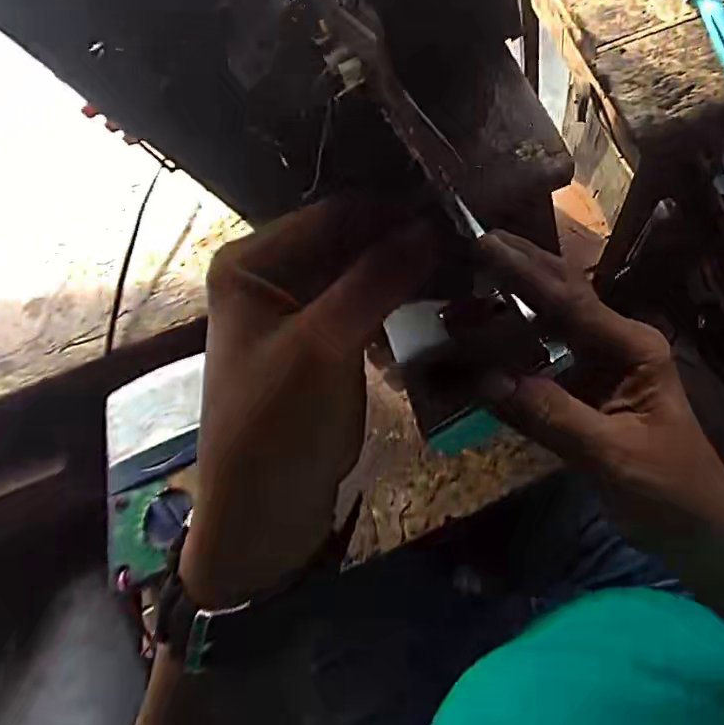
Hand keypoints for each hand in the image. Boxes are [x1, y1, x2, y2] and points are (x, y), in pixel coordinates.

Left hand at [181, 201, 434, 605]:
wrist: (269, 514)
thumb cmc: (275, 426)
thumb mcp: (322, 347)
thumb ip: (376, 280)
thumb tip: (433, 225)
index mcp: (252, 261)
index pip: (334, 215)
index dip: (394, 211)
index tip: (455, 212)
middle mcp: (278, 270)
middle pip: (356, 237)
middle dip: (408, 238)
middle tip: (471, 237)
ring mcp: (309, 300)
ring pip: (372, 265)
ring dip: (415, 265)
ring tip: (470, 261)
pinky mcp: (337, 329)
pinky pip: (379, 295)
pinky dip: (410, 292)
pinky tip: (451, 290)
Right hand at [478, 230, 723, 556]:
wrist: (701, 530)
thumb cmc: (669, 490)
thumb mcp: (611, 456)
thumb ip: (550, 415)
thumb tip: (484, 378)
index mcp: (634, 346)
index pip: (571, 302)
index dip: (525, 273)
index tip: (484, 244)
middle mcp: (619, 342)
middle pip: (564, 295)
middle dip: (522, 266)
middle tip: (475, 238)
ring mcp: (604, 363)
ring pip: (554, 320)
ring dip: (516, 298)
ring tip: (473, 274)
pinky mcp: (590, 387)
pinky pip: (547, 356)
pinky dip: (517, 343)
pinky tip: (489, 333)